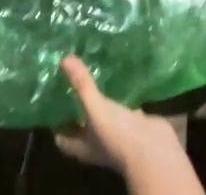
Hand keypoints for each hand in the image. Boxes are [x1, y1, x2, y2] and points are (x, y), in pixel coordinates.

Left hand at [54, 56, 183, 174]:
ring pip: (102, 116)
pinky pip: (122, 109)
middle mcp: (96, 142)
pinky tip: (120, 81)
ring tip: (95, 75)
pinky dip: (119, 98)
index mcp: (81, 145)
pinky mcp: (132, 124)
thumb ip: (82, 85)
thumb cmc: (116, 134)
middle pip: (81, 125)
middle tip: (74, 79)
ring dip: (99, 101)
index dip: (56, 120)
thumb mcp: (96, 109)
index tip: (53, 97)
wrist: (151, 147)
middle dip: (77, 106)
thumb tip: (64, 58)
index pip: (61, 136)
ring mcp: (115, 134)